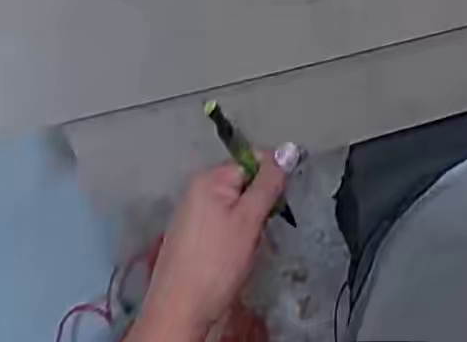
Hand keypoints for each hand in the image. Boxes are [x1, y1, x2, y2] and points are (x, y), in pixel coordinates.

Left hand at [131, 147, 295, 341]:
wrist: (177, 317)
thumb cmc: (215, 264)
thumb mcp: (250, 219)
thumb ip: (270, 182)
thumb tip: (289, 149)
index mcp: (209, 177)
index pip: (255, 160)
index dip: (271, 179)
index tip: (276, 205)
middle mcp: (197, 188)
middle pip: (245, 181)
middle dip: (259, 203)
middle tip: (257, 230)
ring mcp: (191, 212)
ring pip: (237, 203)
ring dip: (248, 220)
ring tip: (244, 246)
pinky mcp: (190, 234)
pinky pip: (223, 220)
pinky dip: (234, 232)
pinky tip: (230, 254)